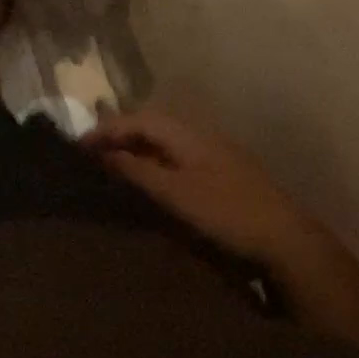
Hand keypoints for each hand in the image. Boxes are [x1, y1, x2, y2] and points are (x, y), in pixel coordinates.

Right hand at [82, 107, 322, 258]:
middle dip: (119, 135)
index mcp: (189, 134)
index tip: (76, 147)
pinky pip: (176, 158)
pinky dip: (152, 163)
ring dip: (135, 149)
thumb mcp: (174, 193)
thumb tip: (103, 154)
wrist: (282, 238)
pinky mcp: (220, 174)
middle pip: (152, 126)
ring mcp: (214, 154)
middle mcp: (202, 136)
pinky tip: (144, 182)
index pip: (139, 119)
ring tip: (109, 167)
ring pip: (165, 142)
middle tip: (89, 155)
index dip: (106, 130)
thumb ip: (137, 171)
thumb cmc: (225, 213)